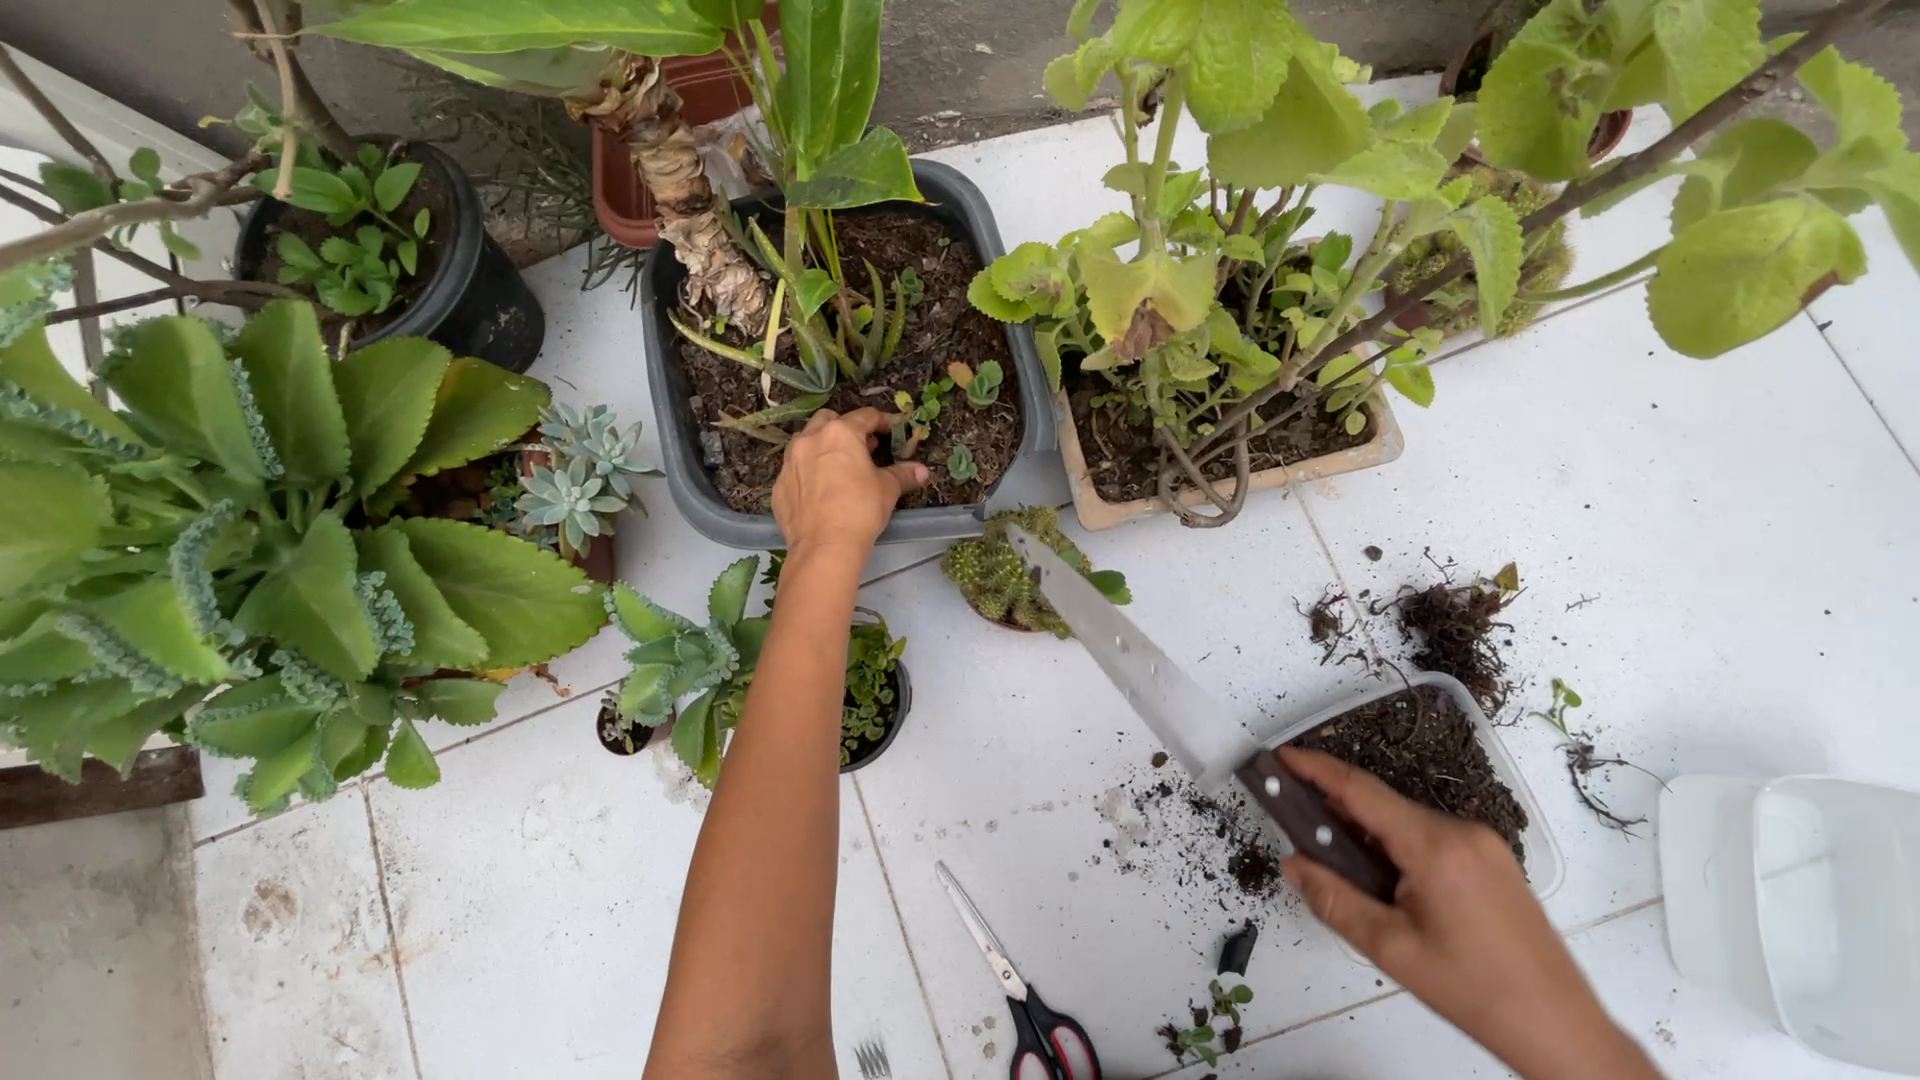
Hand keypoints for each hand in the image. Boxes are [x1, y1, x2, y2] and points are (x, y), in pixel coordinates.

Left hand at [772, 407, 928, 556]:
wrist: (824, 546)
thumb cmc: (860, 510)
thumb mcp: (887, 489)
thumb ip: (903, 474)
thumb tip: (922, 471)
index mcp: (840, 434)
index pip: (864, 416)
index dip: (881, 421)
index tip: (889, 430)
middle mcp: (810, 440)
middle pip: (828, 420)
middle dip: (845, 428)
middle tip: (860, 448)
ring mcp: (790, 463)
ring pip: (805, 442)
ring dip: (821, 446)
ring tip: (837, 466)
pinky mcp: (779, 486)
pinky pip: (794, 471)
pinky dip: (807, 473)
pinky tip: (819, 492)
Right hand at [1278, 746, 1660, 1079]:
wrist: (1563, 1031)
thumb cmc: (1474, 992)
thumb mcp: (1390, 949)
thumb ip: (1333, 899)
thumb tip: (1292, 863)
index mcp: (1435, 846)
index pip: (1360, 790)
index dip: (1314, 768)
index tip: (1278, 757)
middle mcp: (1461, 831)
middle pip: (1381, 803)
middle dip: (1333, 806)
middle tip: (1292, 819)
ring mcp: (1483, 844)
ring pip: (1404, 821)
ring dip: (1364, 829)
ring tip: (1332, 857)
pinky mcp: (1493, 861)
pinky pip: (1428, 836)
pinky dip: (1393, 843)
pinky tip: (1378, 873)